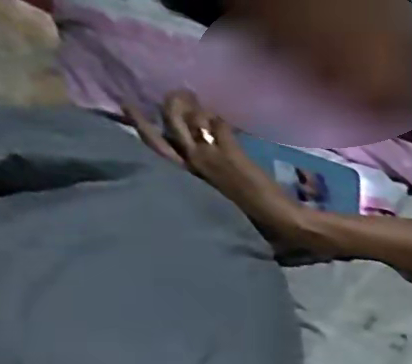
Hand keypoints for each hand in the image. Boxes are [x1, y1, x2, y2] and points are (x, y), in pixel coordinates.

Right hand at [123, 93, 300, 237]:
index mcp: (186, 179)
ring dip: (194, 106)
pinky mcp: (233, 154)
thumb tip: (193, 164)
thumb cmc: (253, 220)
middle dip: (170, 104)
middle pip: (170, 123)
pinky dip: (219, 120)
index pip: (155, 146)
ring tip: (196, 100)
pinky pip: (219, 125)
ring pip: (192, 119)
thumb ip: (202, 181)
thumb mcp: (216, 200)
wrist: (282, 222)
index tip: (128, 104)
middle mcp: (193, 165)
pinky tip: (222, 121)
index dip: (140, 123)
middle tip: (177, 93)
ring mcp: (213, 158)